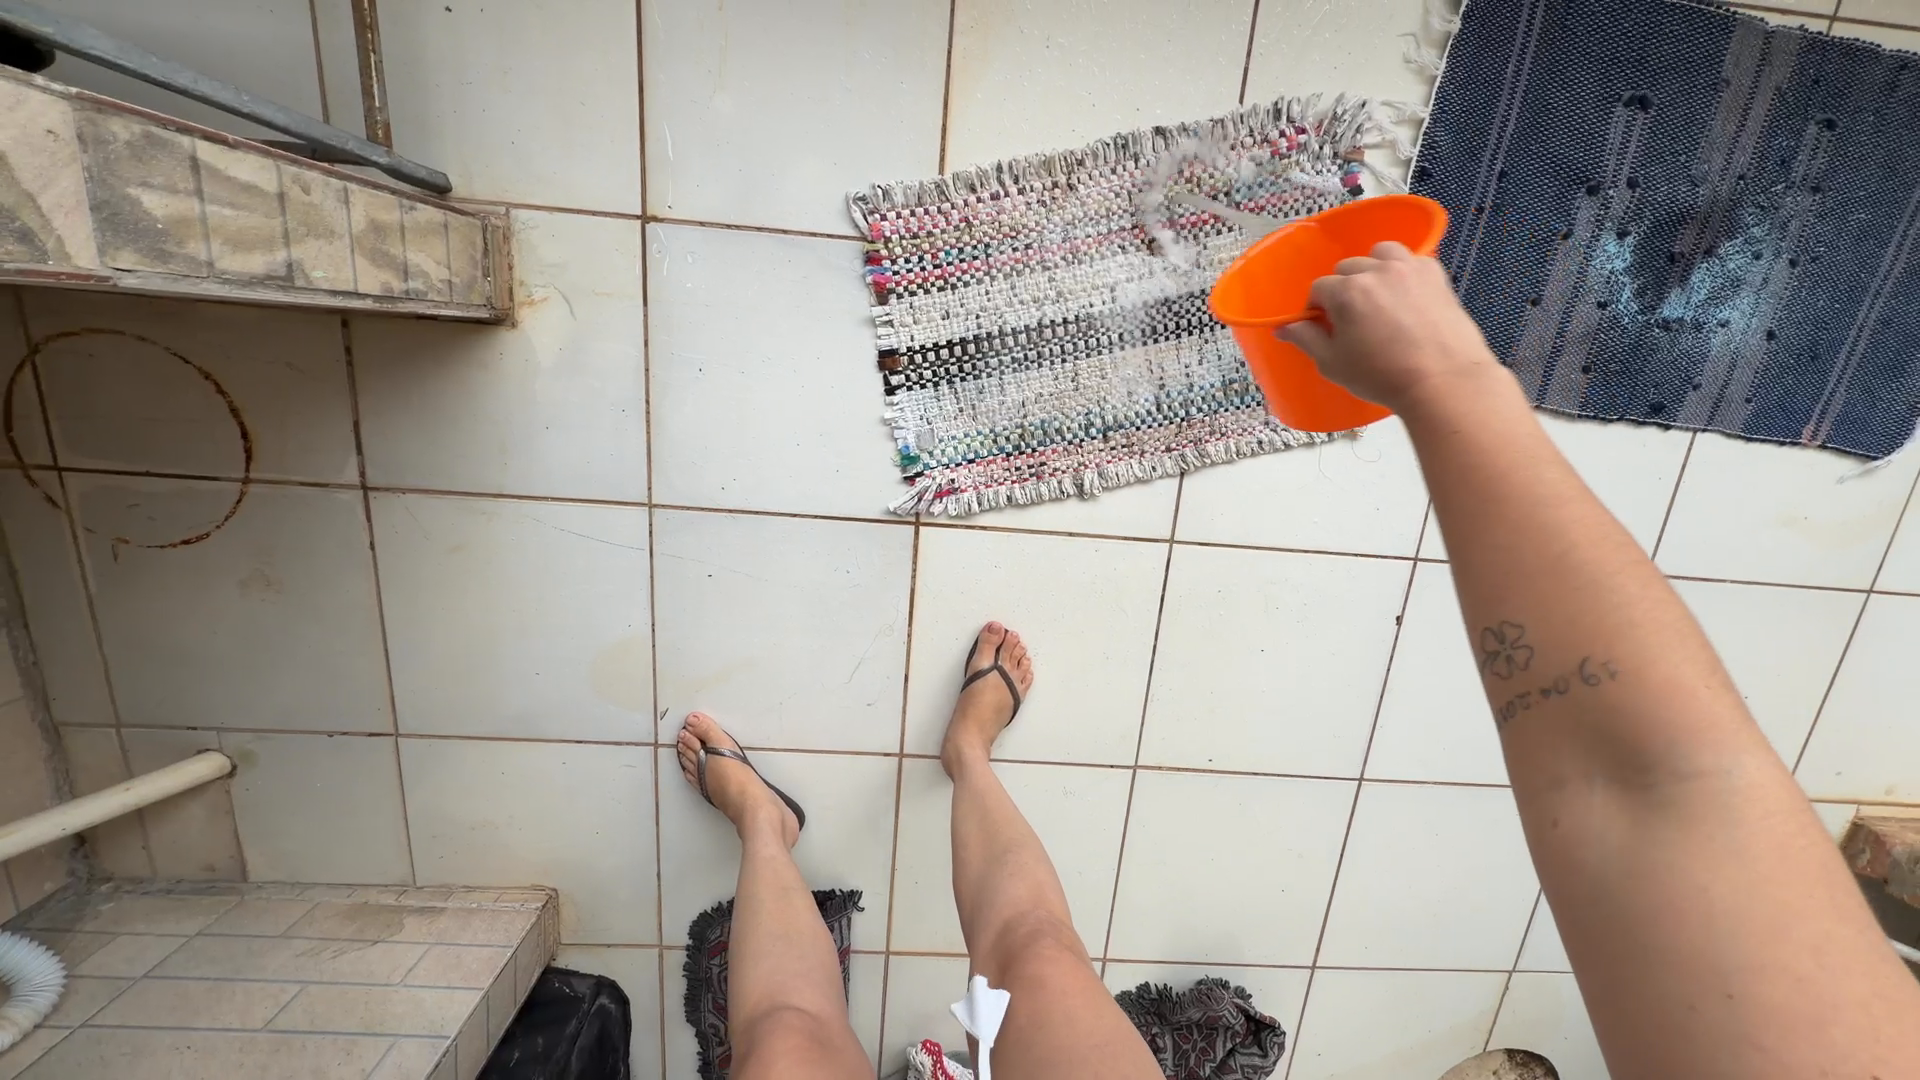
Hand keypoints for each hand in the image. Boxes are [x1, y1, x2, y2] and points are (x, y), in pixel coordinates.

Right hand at [1276, 241, 1506, 416]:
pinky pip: (1411, 260)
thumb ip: (1306, 339)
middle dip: (1342, 288)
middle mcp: (1376, 271)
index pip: (1318, 288)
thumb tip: (1285, 327)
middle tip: (1350, 316)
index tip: (1323, 326)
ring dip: (1372, 269)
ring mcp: (1409, 268)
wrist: (1441, 379)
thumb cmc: (1380, 375)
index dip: (1316, 308)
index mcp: (1346, 292)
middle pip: (1347, 267)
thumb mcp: (1332, 363)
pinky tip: (1403, 295)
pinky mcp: (1435, 274)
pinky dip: (1401, 271)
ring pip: (1380, 253)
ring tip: (1376, 295)